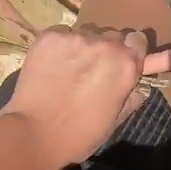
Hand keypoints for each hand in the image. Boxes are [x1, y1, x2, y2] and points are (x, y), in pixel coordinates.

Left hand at [0, 25, 147, 166]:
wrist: (32, 134)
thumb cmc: (77, 136)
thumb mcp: (113, 122)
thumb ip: (130, 100)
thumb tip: (139, 88)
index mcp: (126, 64)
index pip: (138, 40)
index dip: (130, 51)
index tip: (120, 63)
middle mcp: (106, 44)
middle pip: (111, 36)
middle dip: (105, 50)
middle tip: (91, 71)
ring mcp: (77, 37)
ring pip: (86, 33)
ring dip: (82, 47)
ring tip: (68, 69)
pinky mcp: (51, 36)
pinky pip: (62, 34)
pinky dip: (59, 46)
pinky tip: (50, 65)